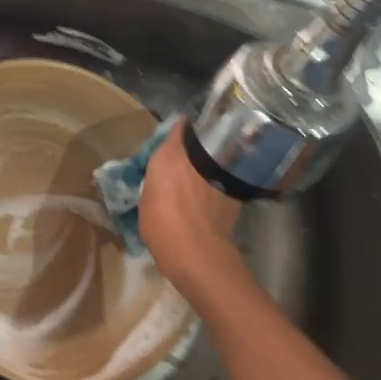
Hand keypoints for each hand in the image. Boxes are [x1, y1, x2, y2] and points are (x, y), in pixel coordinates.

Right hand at [138, 124, 250, 307]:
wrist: (196, 251)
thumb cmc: (160, 225)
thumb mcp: (147, 198)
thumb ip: (157, 178)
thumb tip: (164, 177)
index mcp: (169, 154)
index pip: (179, 128)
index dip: (178, 132)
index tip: (174, 140)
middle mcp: (197, 157)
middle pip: (199, 142)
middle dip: (194, 148)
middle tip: (184, 161)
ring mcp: (219, 173)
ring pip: (214, 160)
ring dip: (208, 166)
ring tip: (200, 181)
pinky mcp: (234, 191)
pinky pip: (223, 181)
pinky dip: (218, 185)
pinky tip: (211, 199)